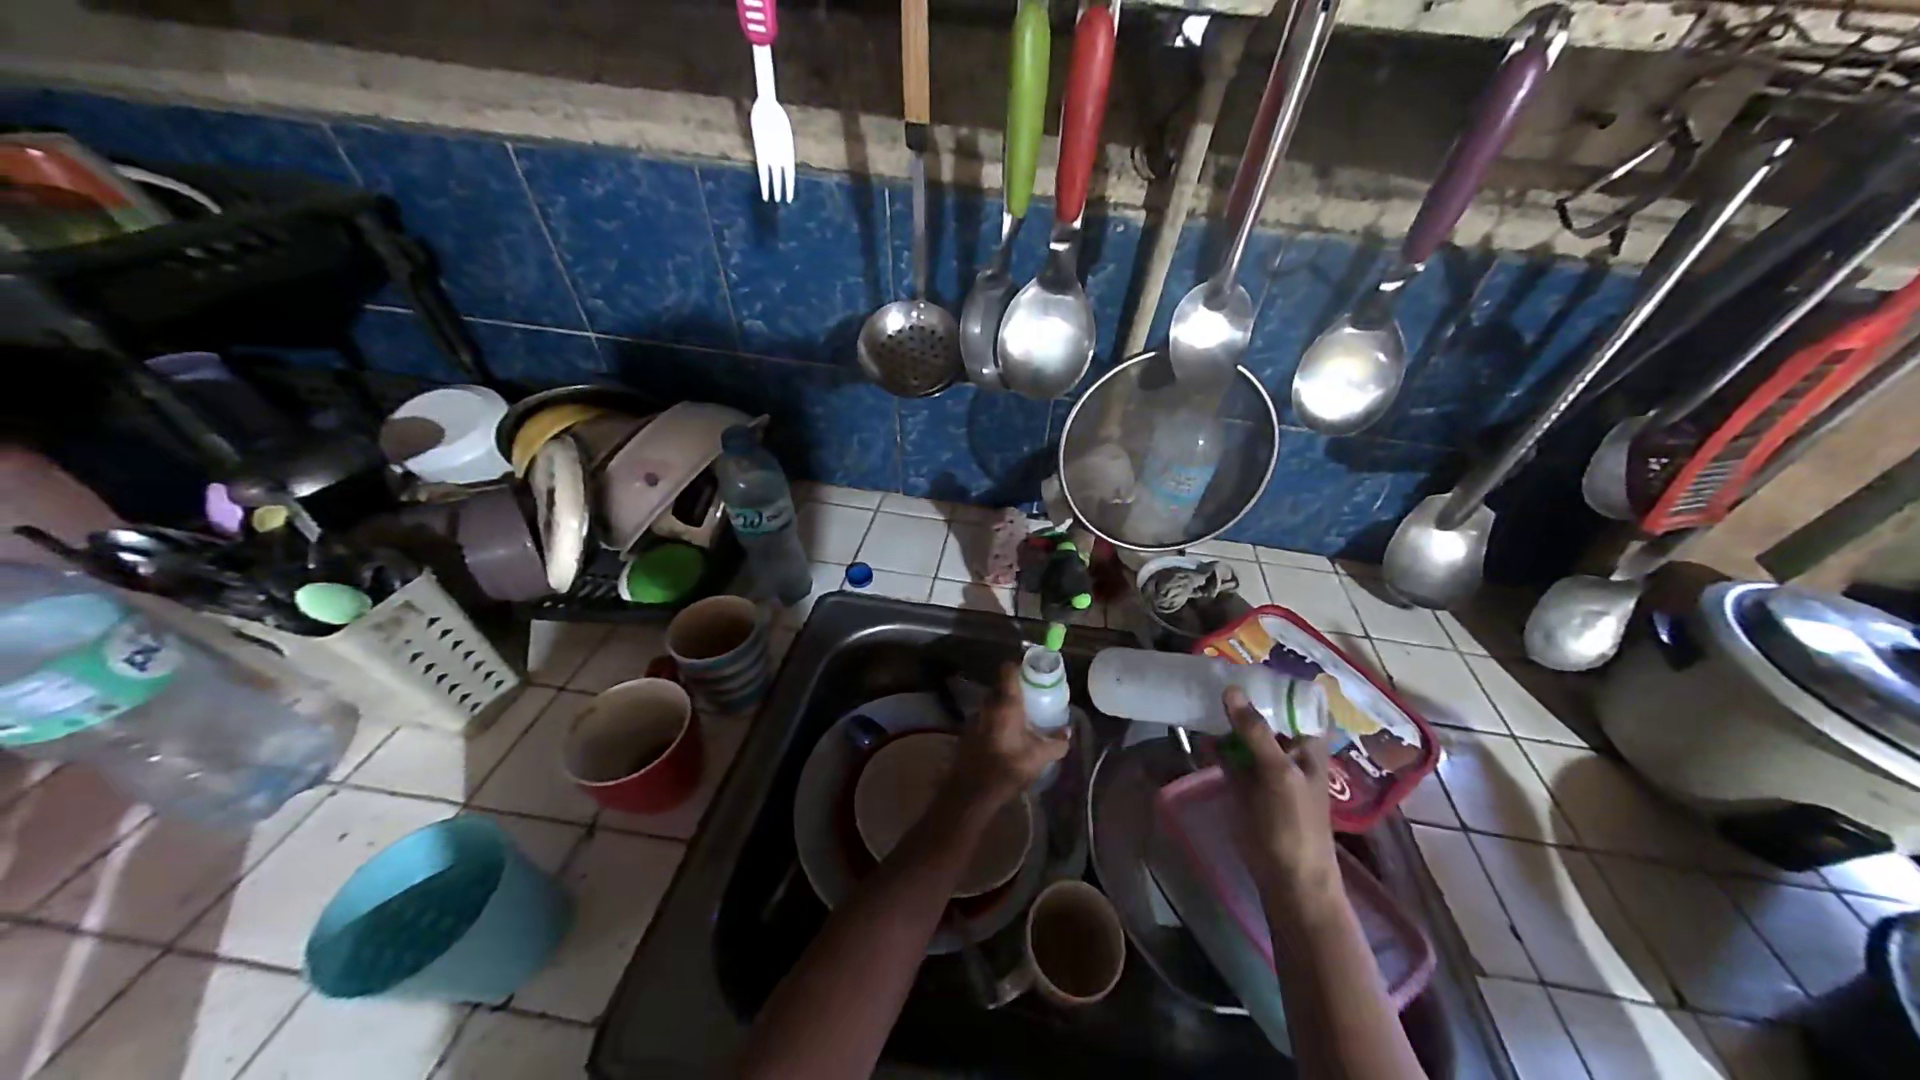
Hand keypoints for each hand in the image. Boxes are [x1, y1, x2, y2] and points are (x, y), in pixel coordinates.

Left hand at [943, 663, 1069, 812]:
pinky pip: (983, 720)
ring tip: (1020, 721)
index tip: (1032, 673)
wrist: (973, 790)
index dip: (1020, 667)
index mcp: (1005, 703)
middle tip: (1031, 700)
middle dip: (1014, 691)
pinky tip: (1004, 738)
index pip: (1008, 670)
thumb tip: (1067, 732)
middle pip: (1000, 687)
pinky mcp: (966, 732)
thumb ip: (1057, 742)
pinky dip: (994, 723)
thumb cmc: (1010, 766)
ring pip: (991, 704)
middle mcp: (987, 705)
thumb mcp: (1040, 756)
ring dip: (1003, 708)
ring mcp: (974, 718)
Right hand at [1220, 687, 1338, 906]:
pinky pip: (1227, 755)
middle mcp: (1286, 750)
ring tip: (1200, 693)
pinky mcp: (1243, 784)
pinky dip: (1214, 744)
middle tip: (1213, 671)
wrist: (1287, 877)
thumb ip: (1254, 730)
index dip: (1275, 683)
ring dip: (1225, 719)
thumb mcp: (1278, 771)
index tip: (1247, 662)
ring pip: (1242, 734)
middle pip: (1264, 716)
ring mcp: (1263, 767)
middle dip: (1242, 698)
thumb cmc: (1294, 823)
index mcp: (1306, 744)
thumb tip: (1231, 690)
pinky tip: (1198, 731)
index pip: (1295, 703)